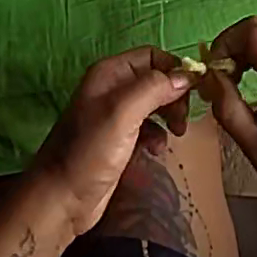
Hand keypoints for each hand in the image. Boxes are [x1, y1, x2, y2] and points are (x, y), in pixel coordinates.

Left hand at [29, 47, 195, 233]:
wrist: (62, 200)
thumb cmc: (90, 151)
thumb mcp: (123, 113)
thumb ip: (155, 88)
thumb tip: (187, 76)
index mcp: (110, 73)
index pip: (153, 56)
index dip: (175, 70)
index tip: (194, 92)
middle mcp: (113, 88)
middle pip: (157, 78)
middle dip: (174, 96)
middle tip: (182, 119)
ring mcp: (115, 113)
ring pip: (155, 103)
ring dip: (170, 115)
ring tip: (176, 134)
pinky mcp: (119, 138)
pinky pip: (149, 127)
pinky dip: (158, 135)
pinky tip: (156, 149)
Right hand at [199, 17, 256, 214]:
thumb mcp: (256, 146)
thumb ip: (228, 108)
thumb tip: (208, 78)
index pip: (254, 34)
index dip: (225, 43)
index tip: (211, 70)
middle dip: (230, 45)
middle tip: (217, 74)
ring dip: (241, 50)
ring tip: (228, 80)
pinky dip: (253, 56)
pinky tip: (244, 82)